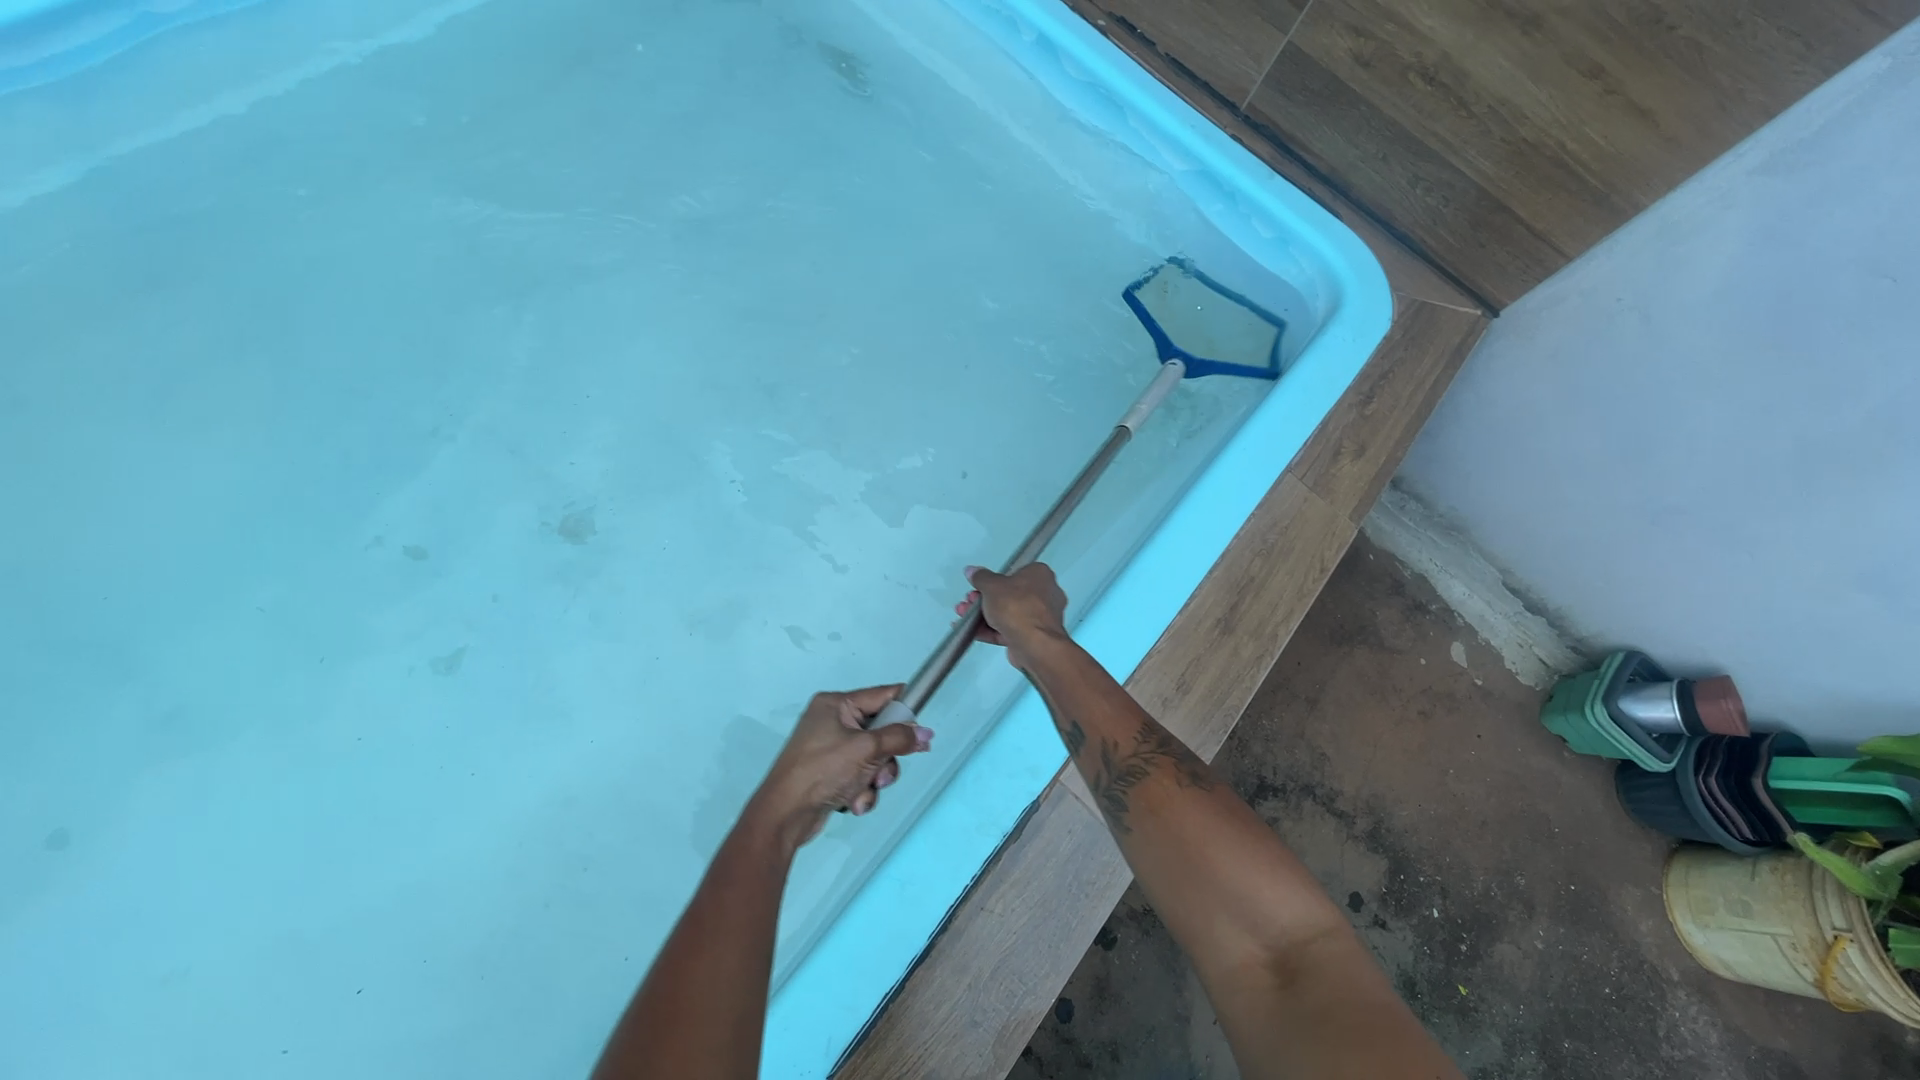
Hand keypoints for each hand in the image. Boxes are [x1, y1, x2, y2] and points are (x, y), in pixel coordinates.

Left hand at [750, 685, 932, 849]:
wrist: (785, 815)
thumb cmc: (823, 771)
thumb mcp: (866, 749)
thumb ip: (899, 738)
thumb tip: (926, 734)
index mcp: (836, 704)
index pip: (881, 696)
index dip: (904, 710)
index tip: (923, 728)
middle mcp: (833, 722)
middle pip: (881, 732)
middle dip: (886, 757)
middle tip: (884, 771)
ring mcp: (831, 750)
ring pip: (874, 759)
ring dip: (875, 779)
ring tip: (865, 790)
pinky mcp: (830, 774)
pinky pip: (860, 776)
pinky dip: (861, 791)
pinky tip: (852, 803)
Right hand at [955, 563, 1070, 669]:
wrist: (1032, 643)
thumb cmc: (1015, 606)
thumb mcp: (992, 586)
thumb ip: (980, 577)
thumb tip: (971, 570)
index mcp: (1039, 574)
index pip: (1015, 571)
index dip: (994, 579)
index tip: (978, 585)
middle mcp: (1045, 593)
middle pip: (1009, 594)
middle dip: (984, 599)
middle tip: (969, 601)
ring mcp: (1040, 617)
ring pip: (1008, 614)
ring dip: (984, 615)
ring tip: (965, 615)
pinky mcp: (1034, 636)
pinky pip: (1010, 629)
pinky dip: (991, 630)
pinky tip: (973, 631)